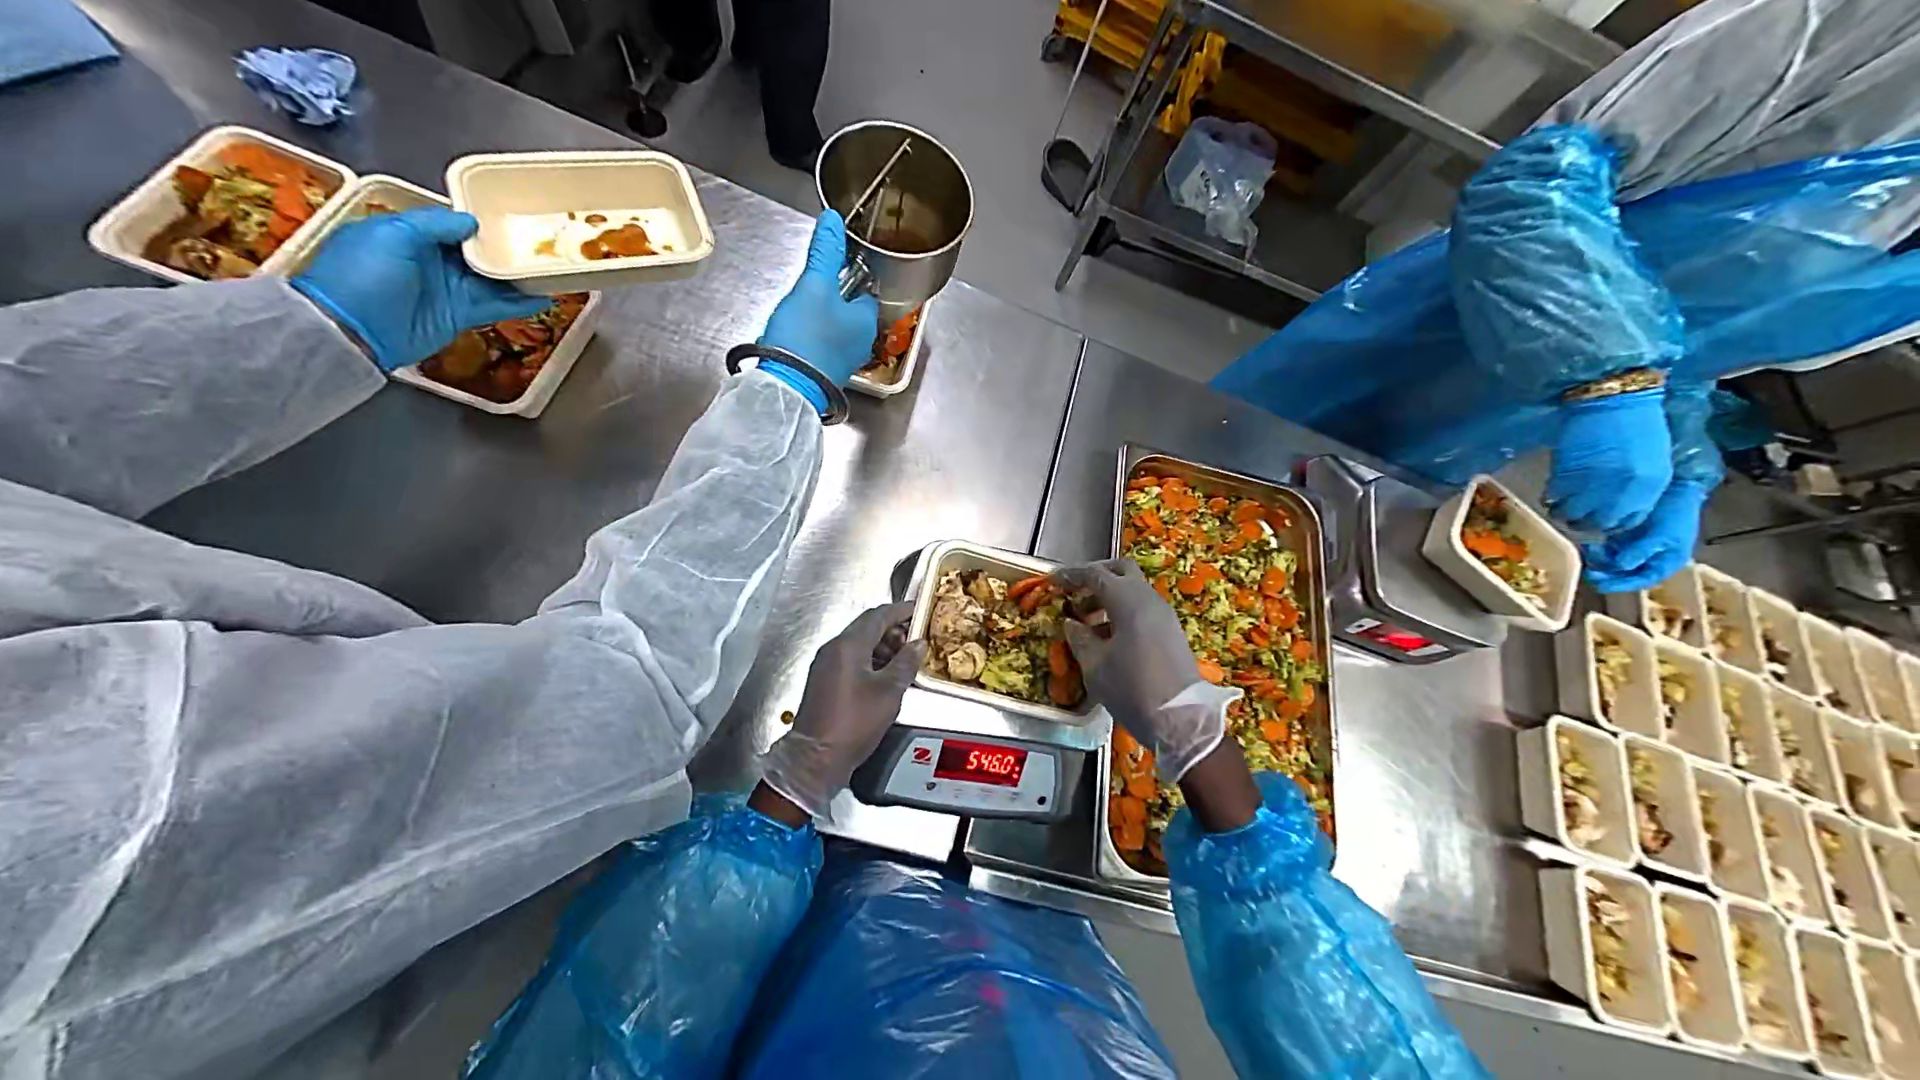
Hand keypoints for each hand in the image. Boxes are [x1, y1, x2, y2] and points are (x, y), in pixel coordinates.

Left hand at [291, 207, 548, 371]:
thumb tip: (472, 222)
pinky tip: (544, 297)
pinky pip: (497, 306)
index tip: (510, 219)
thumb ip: (433, 224)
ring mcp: (448, 289)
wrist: (354, 329)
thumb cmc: (365, 274)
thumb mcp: (392, 235)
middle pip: (478, 252)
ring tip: (549, 270)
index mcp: (410, 235)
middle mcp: (432, 260)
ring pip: (492, 279)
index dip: (481, 222)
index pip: (453, 225)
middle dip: (505, 249)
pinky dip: (520, 303)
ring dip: (518, 276)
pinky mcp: (461, 315)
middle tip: (539, 245)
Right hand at [758, 210, 880, 408]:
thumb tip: (834, 220)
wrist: (787, 385)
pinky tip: (790, 337)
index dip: (847, 275)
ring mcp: (843, 362)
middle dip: (825, 298)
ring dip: (813, 319)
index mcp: (867, 322)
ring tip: (794, 315)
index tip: (827, 269)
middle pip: (846, 309)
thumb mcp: (815, 285)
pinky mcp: (824, 375)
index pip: (865, 289)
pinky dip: (805, 339)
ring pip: (831, 328)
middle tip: (804, 294)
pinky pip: (817, 347)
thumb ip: (826, 252)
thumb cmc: (805, 336)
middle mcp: (861, 345)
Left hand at [760, 602, 925, 819]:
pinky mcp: (825, 681)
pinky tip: (887, 674)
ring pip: (859, 644)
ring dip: (883, 646)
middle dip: (893, 630)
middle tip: (916, 638)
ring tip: (906, 659)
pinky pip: (851, 659)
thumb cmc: (853, 724)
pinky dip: (871, 660)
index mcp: (848, 646)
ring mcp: (826, 665)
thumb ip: (905, 663)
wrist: (816, 759)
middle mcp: (833, 649)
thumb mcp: (889, 692)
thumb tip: (918, 644)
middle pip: (866, 628)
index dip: (900, 611)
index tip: (918, 609)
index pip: (877, 616)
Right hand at [1054, 559, 1233, 782]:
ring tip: (1084, 619)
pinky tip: (1105, 636)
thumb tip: (1072, 623)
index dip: (1071, 575)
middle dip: (1095, 576)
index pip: (1096, 575)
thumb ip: (1079, 638)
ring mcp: (1164, 615)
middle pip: (1121, 571)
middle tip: (1073, 591)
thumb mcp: (1095, 665)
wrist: (1179, 720)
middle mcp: (1149, 600)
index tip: (1053, 581)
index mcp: (1129, 601)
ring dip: (1108, 596)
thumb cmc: (1132, 689)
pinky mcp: (1170, 632)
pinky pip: (1141, 609)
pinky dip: (1121, 611)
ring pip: (1133, 590)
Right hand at [1545, 388, 1672, 532]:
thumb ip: (1637, 485)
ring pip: (1572, 515)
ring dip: (1565, 513)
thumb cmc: (1639, 425)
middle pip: (1599, 523)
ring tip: (1561, 505)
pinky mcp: (1566, 477)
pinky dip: (1551, 498)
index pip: (1630, 521)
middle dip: (1587, 523)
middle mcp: (1623, 492)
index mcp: (1652, 487)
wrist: (1616, 401)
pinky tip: (1552, 492)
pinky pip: (1554, 498)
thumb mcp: (1652, 460)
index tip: (1603, 518)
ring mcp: (1592, 486)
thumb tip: (1617, 502)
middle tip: (1578, 515)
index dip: (1614, 522)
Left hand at [1582, 480, 1712, 592]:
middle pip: (1622, 574)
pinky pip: (1607, 548)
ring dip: (1599, 561)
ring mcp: (1634, 548)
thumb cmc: (1676, 514)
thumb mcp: (1664, 535)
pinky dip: (1597, 549)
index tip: (1600, 584)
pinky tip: (1589, 543)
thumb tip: (1621, 566)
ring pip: (1611, 562)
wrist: (1674, 491)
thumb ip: (1642, 551)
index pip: (1641, 581)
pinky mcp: (1623, 538)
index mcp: (1665, 563)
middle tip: (1588, 571)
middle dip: (1605, 574)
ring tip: (1589, 552)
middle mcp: (1648, 559)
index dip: (1620, 585)